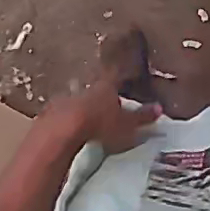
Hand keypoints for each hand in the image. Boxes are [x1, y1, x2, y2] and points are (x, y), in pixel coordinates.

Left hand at [42, 75, 160, 152]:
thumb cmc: (102, 124)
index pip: (115, 80)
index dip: (119, 82)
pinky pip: (60, 114)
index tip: (121, 85)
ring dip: (80, 107)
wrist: (63, 130)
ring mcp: (66, 99)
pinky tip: (67, 130)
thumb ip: (143, 117)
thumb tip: (159, 108)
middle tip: (103, 105)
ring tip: (85, 119)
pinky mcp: (50, 113)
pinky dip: (65, 120)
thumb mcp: (128, 124)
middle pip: (94, 90)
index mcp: (106, 87)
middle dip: (98, 96)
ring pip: (76, 100)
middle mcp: (86, 89)